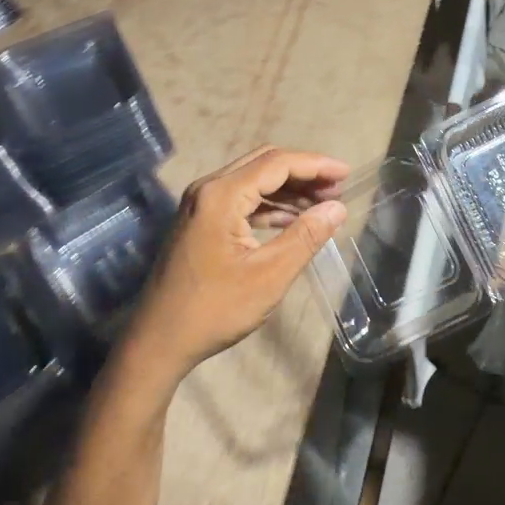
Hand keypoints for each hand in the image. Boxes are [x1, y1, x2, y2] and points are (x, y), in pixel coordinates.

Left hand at [130, 147, 349, 375]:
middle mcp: (207, 190)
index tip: (346, 173)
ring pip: (252, 181)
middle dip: (303, 172)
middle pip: (263, 164)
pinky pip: (240, 199)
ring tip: (322, 205)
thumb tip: (337, 208)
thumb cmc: (214, 309)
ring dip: (287, 188)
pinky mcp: (198, 222)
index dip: (315, 165)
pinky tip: (291, 220)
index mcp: (221, 195)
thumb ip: (305, 237)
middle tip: (337, 189)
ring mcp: (199, 205)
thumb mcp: (269, 276)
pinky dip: (269, 204)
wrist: (157, 342)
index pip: (276, 163)